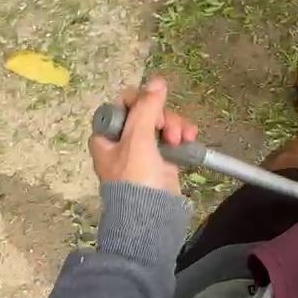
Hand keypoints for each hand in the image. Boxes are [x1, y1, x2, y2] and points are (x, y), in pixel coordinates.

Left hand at [89, 78, 198, 194]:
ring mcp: (143, 150)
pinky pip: (172, 138)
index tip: (154, 111)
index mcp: (107, 134)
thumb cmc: (136, 177)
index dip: (142, 102)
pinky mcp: (161, 160)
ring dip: (176, 126)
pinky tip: (190, 141)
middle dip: (164, 117)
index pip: (123, 104)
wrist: (150, 216)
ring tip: (184, 138)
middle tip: (171, 130)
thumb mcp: (138, 139)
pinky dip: (182, 137)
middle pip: (146, 112)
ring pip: (162, 124)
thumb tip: (157, 81)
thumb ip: (147, 108)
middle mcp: (122, 140)